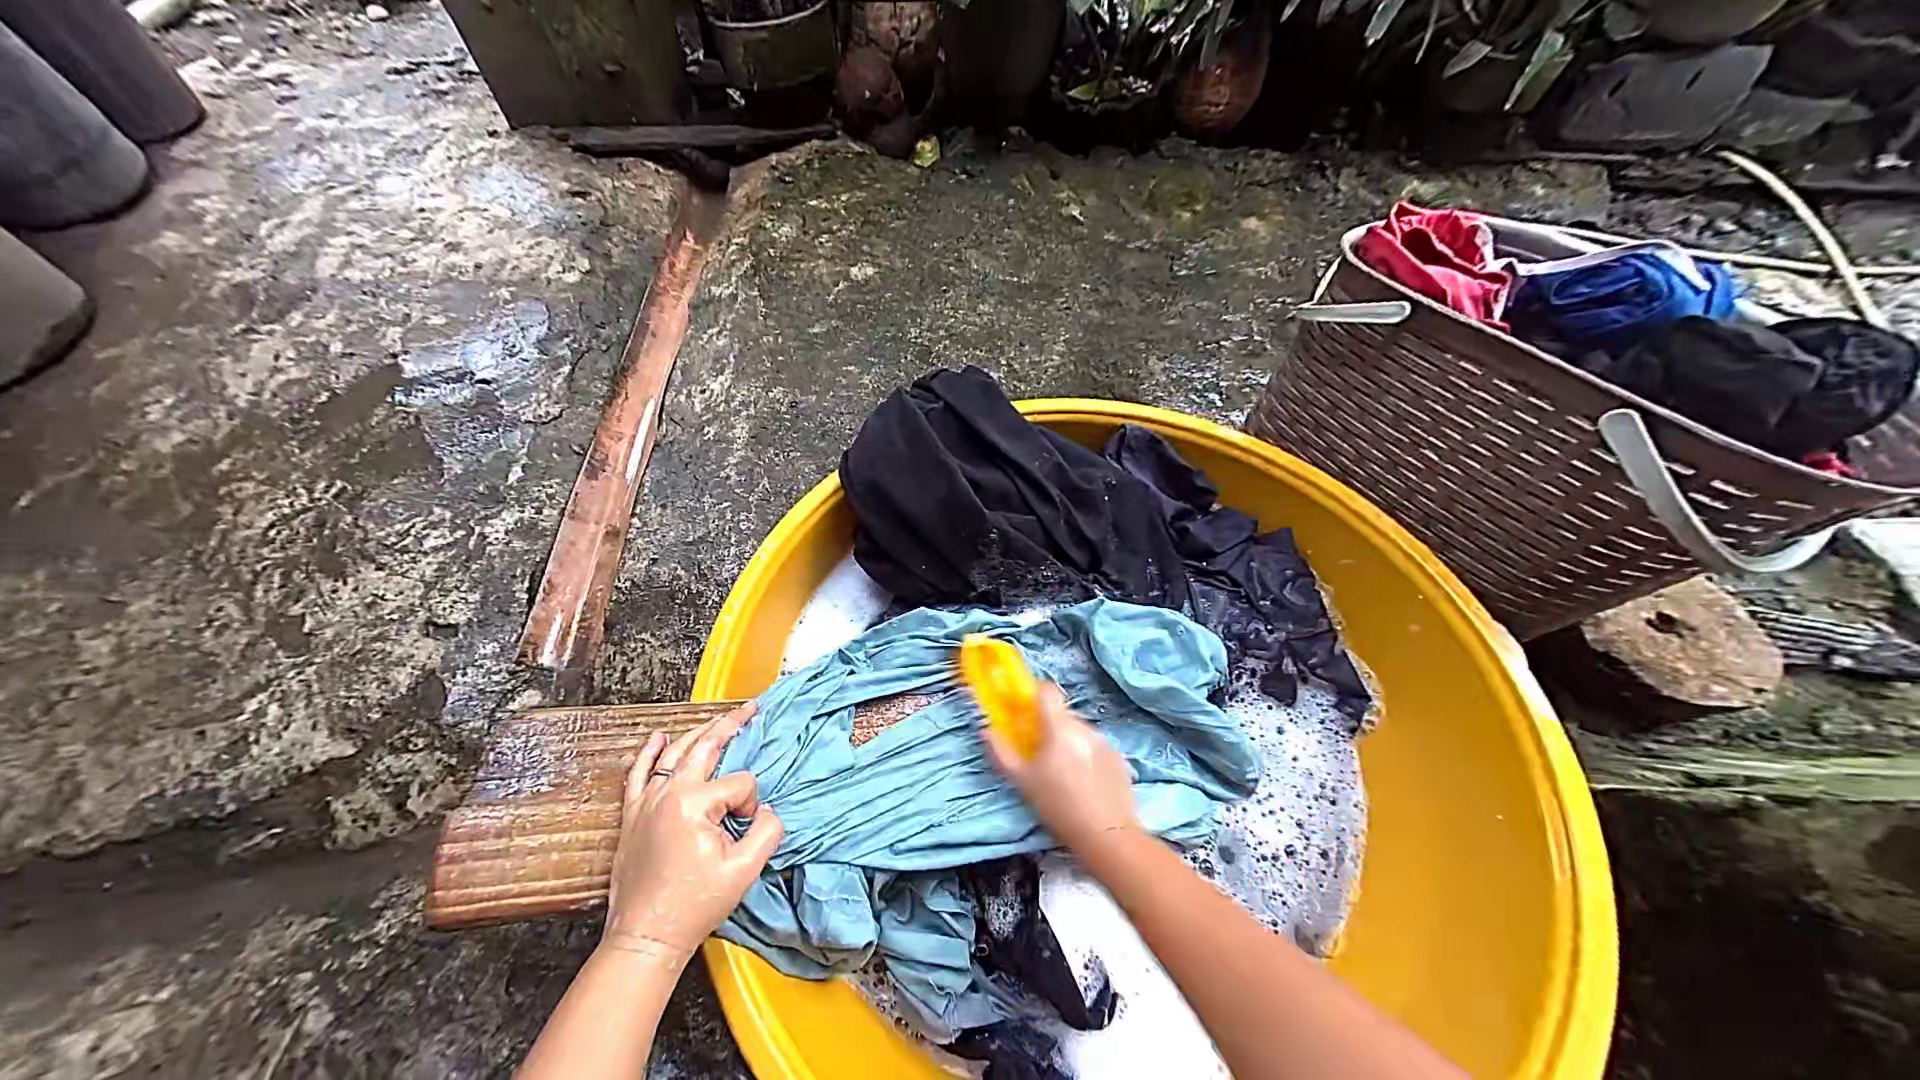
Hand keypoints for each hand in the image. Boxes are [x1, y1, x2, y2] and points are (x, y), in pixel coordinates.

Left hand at [602, 703, 782, 963]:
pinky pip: (639, 773)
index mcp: (694, 804)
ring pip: (675, 753)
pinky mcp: (632, 815)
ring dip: (699, 732)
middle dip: (732, 725)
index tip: (745, 831)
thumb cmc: (694, 906)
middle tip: (751, 709)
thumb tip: (766, 811)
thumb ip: (767, 830)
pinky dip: (649, 753)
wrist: (646, 937)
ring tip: (719, 720)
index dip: (751, 804)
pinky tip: (658, 738)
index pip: (739, 784)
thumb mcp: (745, 869)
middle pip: (706, 746)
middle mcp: (668, 794)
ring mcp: (646, 802)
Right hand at [979, 682, 1139, 853]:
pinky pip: (1095, 746)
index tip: (1025, 713)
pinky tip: (1084, 782)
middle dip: (1049, 725)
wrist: (1107, 836)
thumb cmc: (1059, 807)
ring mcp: (1105, 742)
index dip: (1034, 696)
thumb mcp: (1023, 782)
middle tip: (1040, 751)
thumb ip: (1001, 752)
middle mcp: (1085, 728)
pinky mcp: (1119, 757)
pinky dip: (1086, 755)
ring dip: (1068, 741)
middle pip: (1062, 713)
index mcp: (1060, 728)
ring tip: (1064, 772)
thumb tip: (986, 730)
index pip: (1047, 691)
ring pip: (1079, 730)